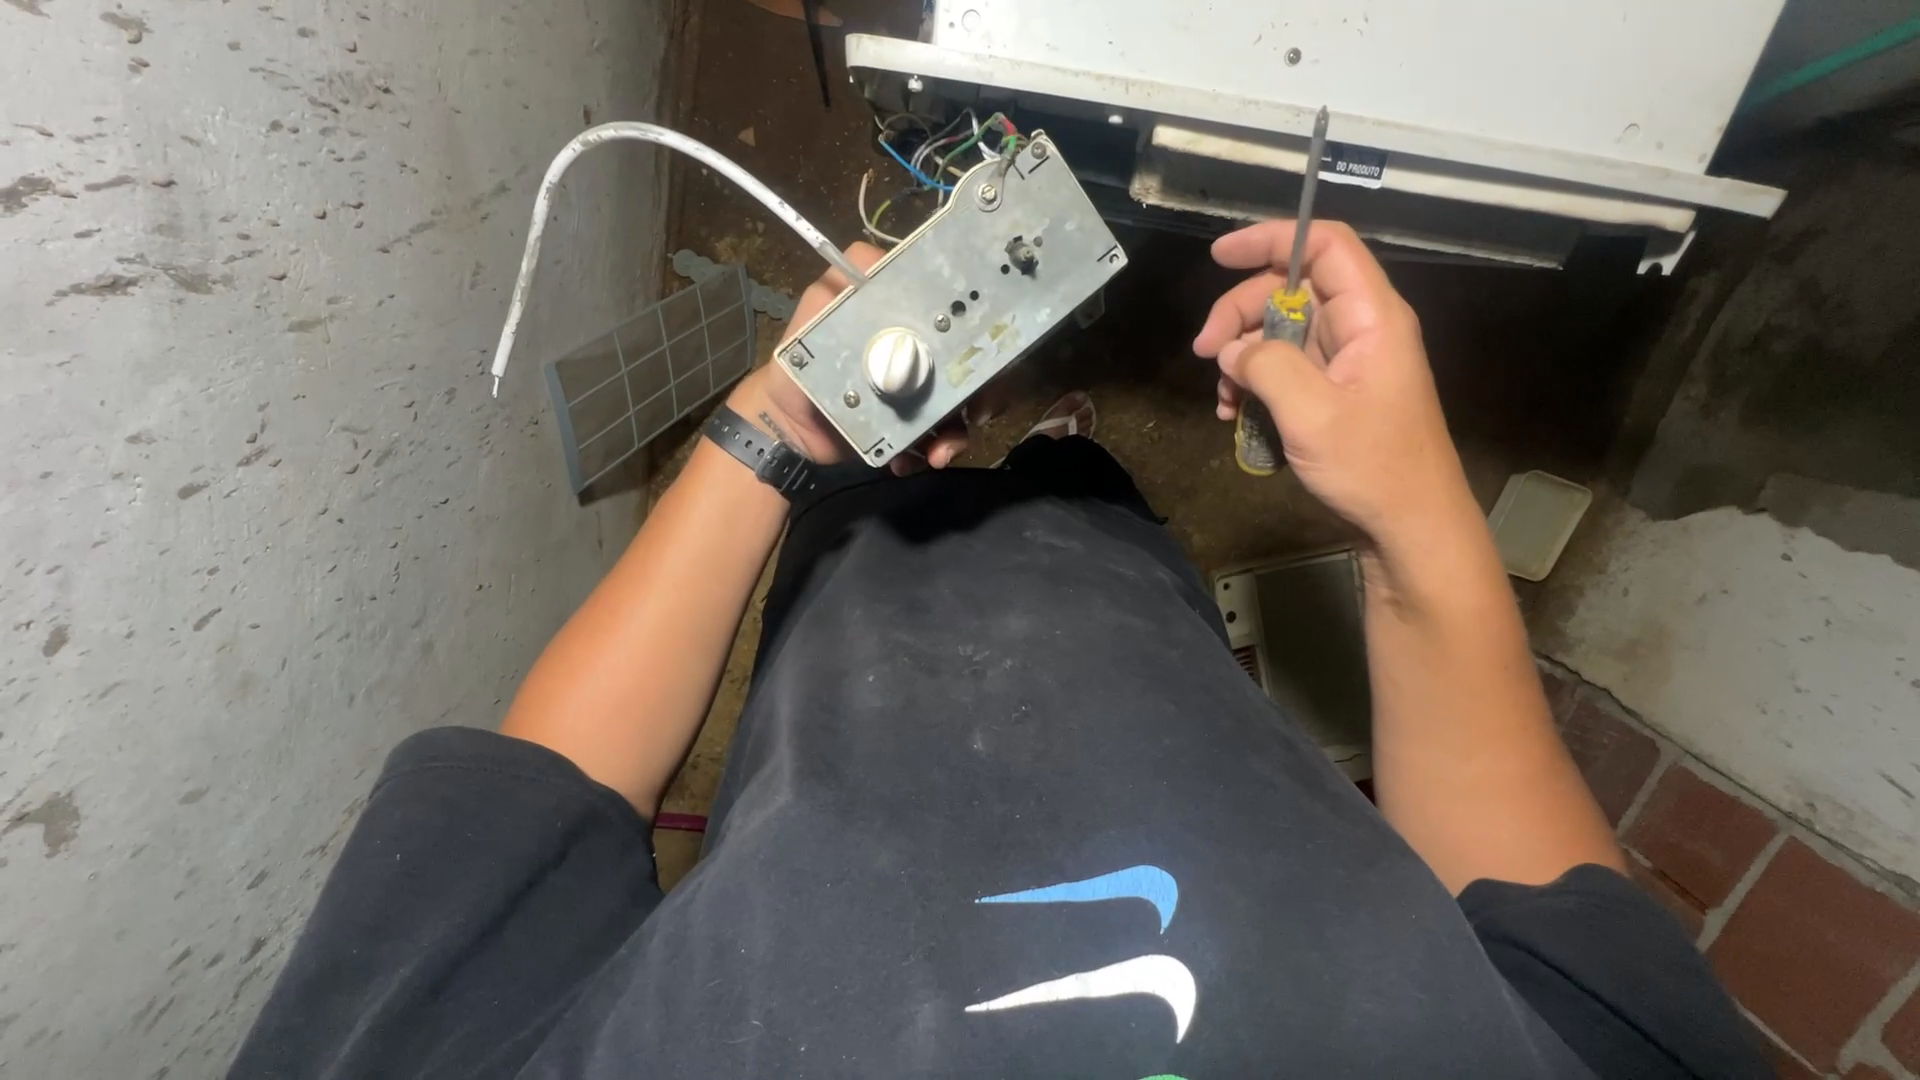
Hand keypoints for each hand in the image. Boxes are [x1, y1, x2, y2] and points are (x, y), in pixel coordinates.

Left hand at [725, 241, 973, 473]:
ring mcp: (922, 388)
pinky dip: (932, 451)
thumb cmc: (797, 366)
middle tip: (974, 416)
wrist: (788, 427)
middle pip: (974, 362)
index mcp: (903, 315)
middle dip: (982, 393)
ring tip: (937, 454)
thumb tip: (866, 263)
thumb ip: (832, 292)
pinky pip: (941, 435)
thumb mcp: (810, 319)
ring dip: (957, 432)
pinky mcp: (915, 422)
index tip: (982, 354)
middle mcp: (921, 347)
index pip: (957, 311)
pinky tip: (907, 462)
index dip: (979, 331)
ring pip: (963, 404)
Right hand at [1192, 221, 1475, 550]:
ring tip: (1221, 397)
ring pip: (1281, 331)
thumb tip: (1232, 349)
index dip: (1272, 239)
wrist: (1410, 523)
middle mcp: (1359, 328)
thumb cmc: (1372, 466)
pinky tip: (1233, 414)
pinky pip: (1284, 369)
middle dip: (1239, 313)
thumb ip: (1267, 367)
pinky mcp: (1333, 391)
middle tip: (1203, 353)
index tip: (1219, 256)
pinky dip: (1254, 384)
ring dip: (1242, 356)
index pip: (1326, 247)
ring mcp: (1345, 361)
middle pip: (1291, 290)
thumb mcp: (1312, 414)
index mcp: (1371, 317)